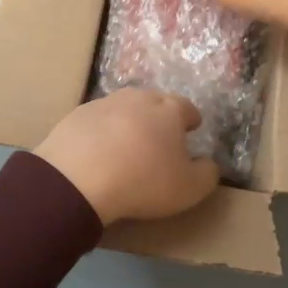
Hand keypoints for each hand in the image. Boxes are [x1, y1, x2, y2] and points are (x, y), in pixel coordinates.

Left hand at [33, 89, 220, 224]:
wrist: (79, 177)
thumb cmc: (144, 181)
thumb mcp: (189, 189)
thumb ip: (207, 175)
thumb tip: (209, 165)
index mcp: (169, 110)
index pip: (186, 107)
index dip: (190, 118)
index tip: (192, 127)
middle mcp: (138, 98)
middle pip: (154, 102)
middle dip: (159, 116)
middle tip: (160, 137)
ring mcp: (105, 103)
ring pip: (124, 108)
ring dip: (129, 122)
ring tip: (128, 144)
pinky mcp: (77, 115)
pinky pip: (97, 121)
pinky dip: (101, 132)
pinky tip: (98, 151)